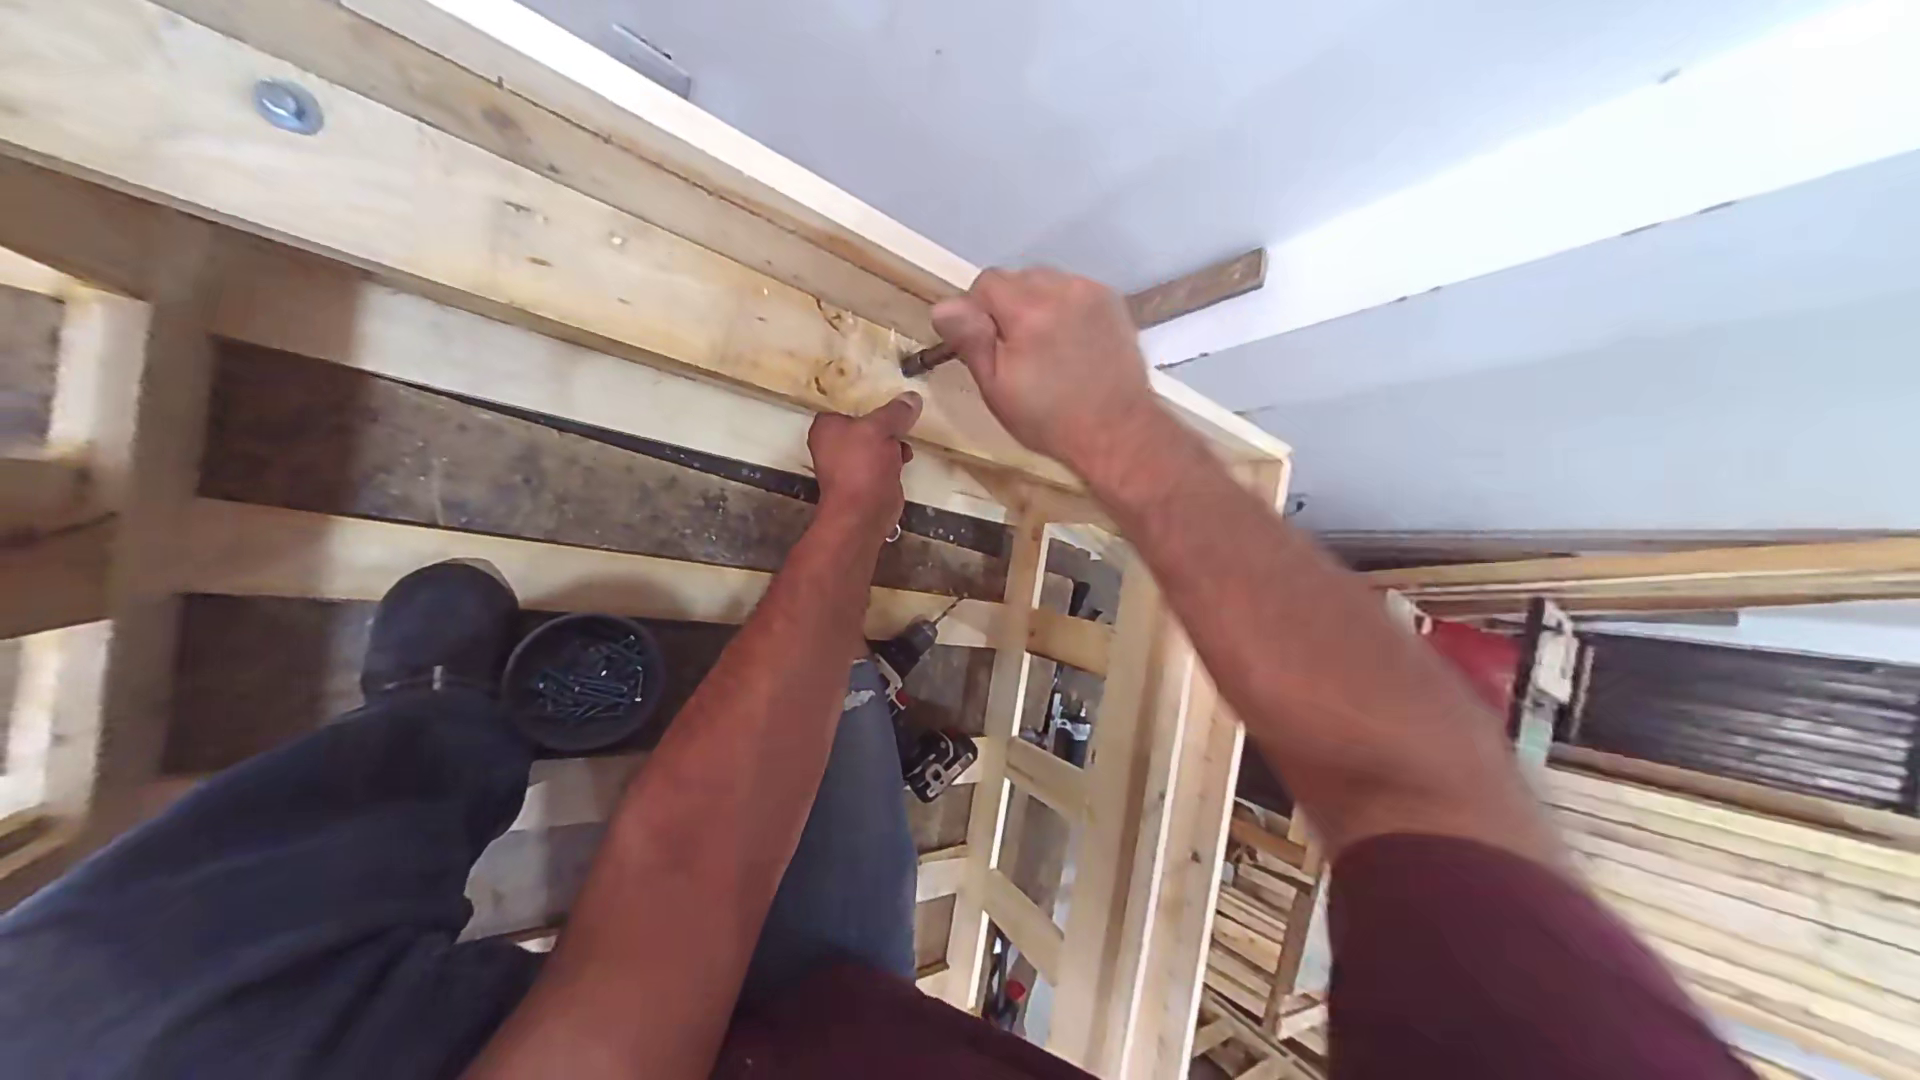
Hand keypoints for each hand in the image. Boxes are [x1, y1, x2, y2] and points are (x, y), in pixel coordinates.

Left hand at [808, 392, 920, 533]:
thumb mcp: (880, 429)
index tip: (888, 391)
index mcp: (826, 426)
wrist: (864, 513)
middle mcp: (834, 443)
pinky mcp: (867, 478)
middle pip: (864, 421)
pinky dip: (895, 457)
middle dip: (885, 420)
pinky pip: (884, 459)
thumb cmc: (862, 466)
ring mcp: (851, 463)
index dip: (866, 397)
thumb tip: (913, 397)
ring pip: (876, 441)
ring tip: (906, 437)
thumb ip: (896, 412)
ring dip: (893, 439)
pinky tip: (905, 457)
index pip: (846, 403)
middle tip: (902, 414)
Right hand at [931, 267, 1162, 471]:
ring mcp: (1091, 292)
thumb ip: (970, 340)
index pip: (986, 282)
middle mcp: (1062, 290)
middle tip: (1016, 352)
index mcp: (1029, 311)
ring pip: (1044, 282)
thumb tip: (944, 306)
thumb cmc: (1049, 419)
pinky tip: (1068, 342)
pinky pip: (1071, 290)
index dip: (978, 311)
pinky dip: (1062, 308)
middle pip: (1016, 278)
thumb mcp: (996, 388)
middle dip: (1007, 308)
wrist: (1116, 431)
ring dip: (1035, 305)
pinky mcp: (1110, 301)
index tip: (988, 346)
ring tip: (1045, 348)